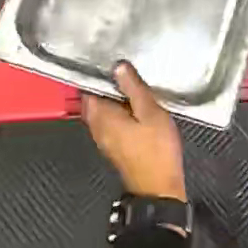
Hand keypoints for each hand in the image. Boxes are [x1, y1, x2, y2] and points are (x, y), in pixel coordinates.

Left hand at [81, 62, 186, 200]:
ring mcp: (103, 138)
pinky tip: (136, 106)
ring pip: (102, 110)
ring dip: (114, 98)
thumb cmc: (156, 149)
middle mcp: (96, 126)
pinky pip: (110, 121)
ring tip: (134, 85)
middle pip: (94, 99)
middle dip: (107, 85)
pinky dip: (118, 111)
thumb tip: (118, 67)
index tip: (112, 59)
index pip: (88, 88)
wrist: (158, 189)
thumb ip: (134, 89)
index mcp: (101, 116)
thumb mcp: (150, 112)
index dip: (99, 72)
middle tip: (127, 70)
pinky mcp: (113, 145)